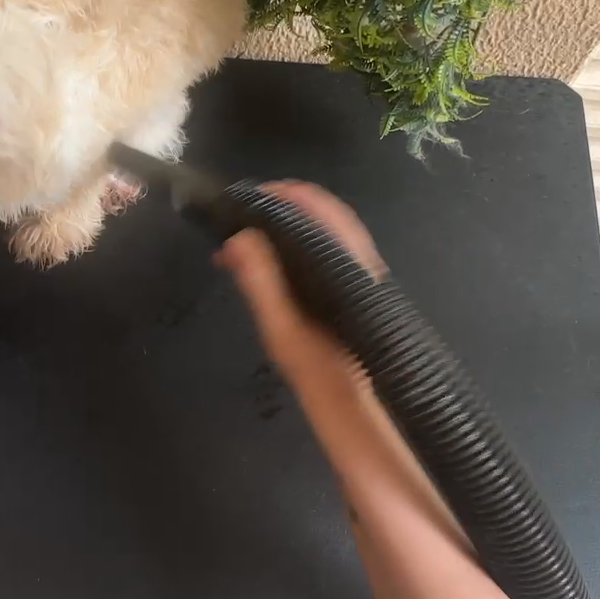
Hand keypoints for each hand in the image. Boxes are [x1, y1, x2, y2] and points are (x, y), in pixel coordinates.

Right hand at [216, 181, 385, 394]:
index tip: (244, 199)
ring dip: (288, 225)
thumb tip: (239, 238)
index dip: (281, 194)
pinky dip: (297, 243)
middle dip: (280, 207)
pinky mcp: (355, 288)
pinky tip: (271, 260)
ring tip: (247, 236)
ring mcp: (360, 273)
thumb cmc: (317, 369)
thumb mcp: (281, 328)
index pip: (316, 206)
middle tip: (239, 216)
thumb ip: (261, 281)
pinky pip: (326, 250)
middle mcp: (357, 259)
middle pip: (322, 213)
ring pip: (325, 231)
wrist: (354, 405)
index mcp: (343, 262)